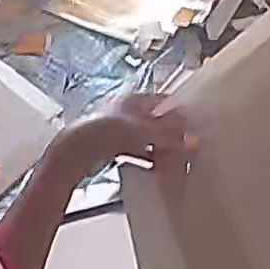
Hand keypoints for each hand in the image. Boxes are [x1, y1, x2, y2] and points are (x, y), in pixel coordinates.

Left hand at [49, 95, 194, 176]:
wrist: (74, 153)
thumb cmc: (106, 132)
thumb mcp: (143, 133)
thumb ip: (170, 138)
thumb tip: (195, 142)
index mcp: (136, 99)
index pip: (165, 101)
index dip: (180, 112)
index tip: (195, 126)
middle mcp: (128, 111)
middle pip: (157, 121)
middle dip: (172, 134)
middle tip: (188, 147)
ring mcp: (120, 129)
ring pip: (148, 138)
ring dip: (161, 149)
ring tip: (175, 161)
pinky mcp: (113, 147)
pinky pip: (138, 152)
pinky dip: (148, 159)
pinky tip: (157, 169)